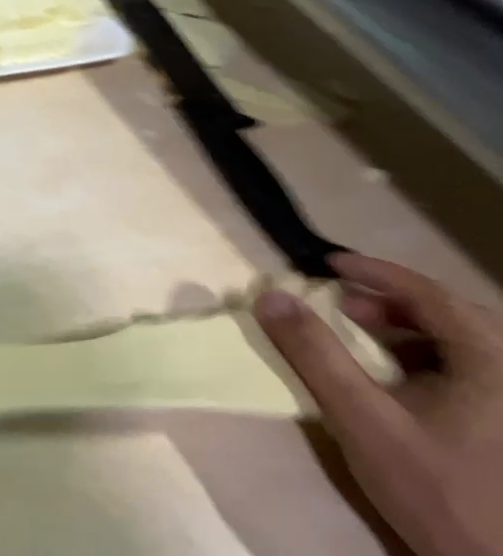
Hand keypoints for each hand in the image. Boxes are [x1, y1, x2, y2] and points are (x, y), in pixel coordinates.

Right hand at [257, 253, 502, 555]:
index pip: (435, 297)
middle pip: (457, 318)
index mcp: (495, 365)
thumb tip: (270, 296)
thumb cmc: (434, 486)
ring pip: (468, 346)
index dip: (379, 273)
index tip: (329, 263)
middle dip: (393, 303)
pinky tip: (398, 378)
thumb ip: (315, 354)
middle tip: (340, 303)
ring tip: (363, 335)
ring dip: (410, 331)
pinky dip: (430, 360)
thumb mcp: (363, 419)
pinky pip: (476, 373)